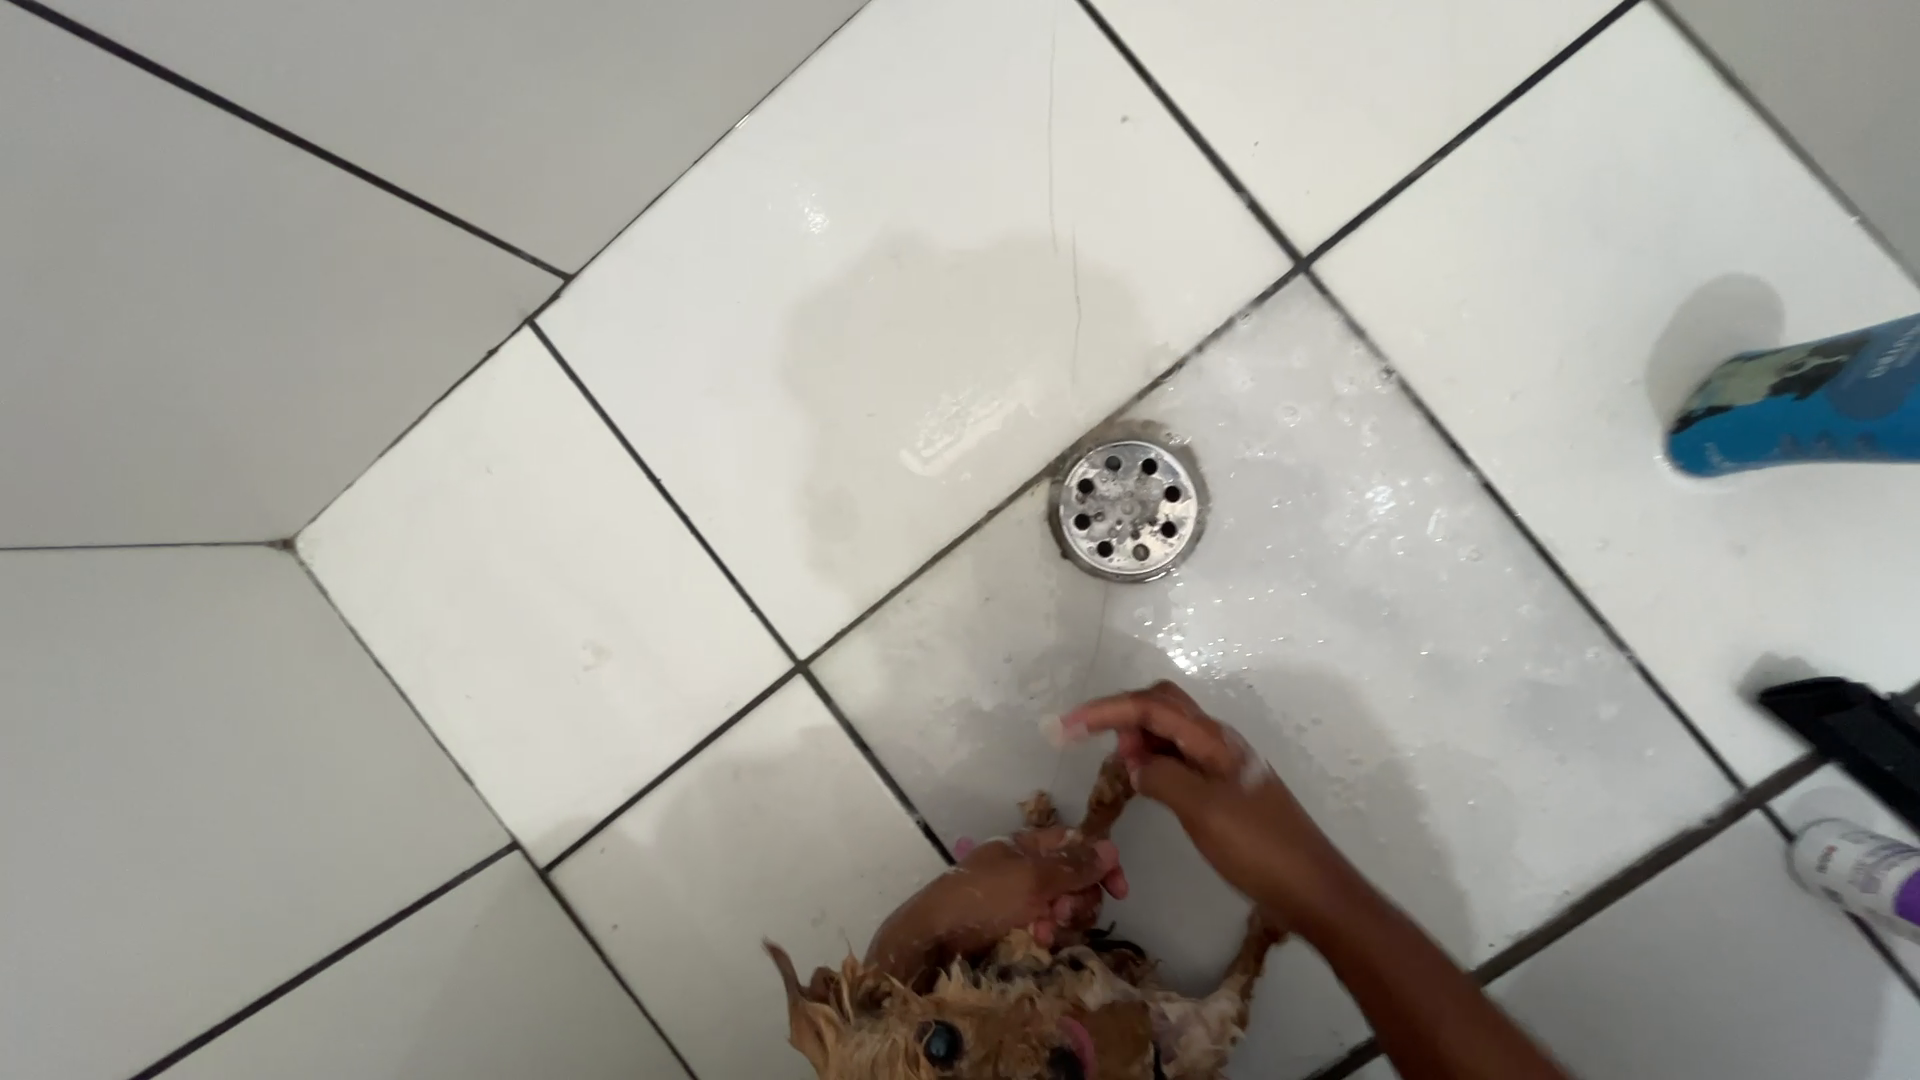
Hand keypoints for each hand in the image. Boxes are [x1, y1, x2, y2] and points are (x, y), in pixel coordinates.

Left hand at [866, 827, 1126, 981]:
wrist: (937, 937)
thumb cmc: (982, 897)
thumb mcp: (1031, 877)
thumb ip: (1073, 866)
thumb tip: (1111, 847)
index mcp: (1028, 845)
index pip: (1076, 844)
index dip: (1101, 863)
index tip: (1119, 891)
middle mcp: (1028, 867)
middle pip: (1076, 879)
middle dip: (1079, 897)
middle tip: (1062, 911)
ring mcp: (1022, 898)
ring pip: (1065, 906)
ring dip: (1063, 918)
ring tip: (1044, 929)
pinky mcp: (1016, 925)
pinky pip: (1048, 927)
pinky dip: (1047, 932)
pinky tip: (1037, 940)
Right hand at [1060, 680, 1356, 927]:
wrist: (1314, 889)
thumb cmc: (1259, 848)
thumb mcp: (1202, 811)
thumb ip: (1162, 778)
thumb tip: (1136, 765)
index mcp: (1212, 739)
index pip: (1150, 706)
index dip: (1106, 710)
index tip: (1068, 726)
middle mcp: (1216, 740)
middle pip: (1161, 704)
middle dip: (1122, 714)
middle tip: (1093, 742)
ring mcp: (1222, 762)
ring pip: (1170, 730)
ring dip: (1138, 737)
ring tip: (1119, 767)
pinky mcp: (1224, 786)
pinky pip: (1179, 757)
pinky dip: (1154, 760)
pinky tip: (1144, 782)